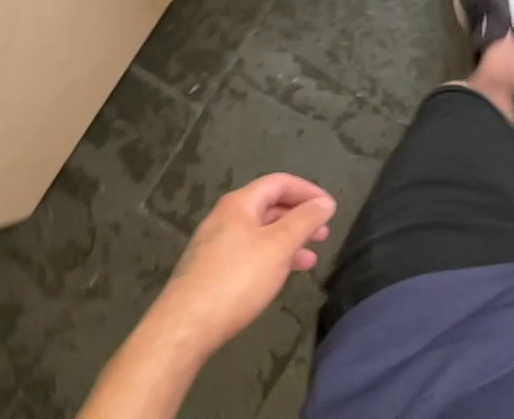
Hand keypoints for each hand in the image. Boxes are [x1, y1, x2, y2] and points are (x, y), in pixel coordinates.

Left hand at [149, 173, 335, 356]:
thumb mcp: (279, 246)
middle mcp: (224, 219)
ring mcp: (214, 246)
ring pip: (260, 233)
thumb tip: (324, 203)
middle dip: (300, 218)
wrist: (182, 330)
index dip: (308, 191)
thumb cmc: (236, 279)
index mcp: (239, 204)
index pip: (280, 183)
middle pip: (269, 206)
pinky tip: (281, 276)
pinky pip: (249, 253)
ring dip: (288, 241)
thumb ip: (305, 220)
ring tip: (310, 258)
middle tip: (324, 233)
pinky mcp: (210, 271)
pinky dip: (271, 258)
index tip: (330, 208)